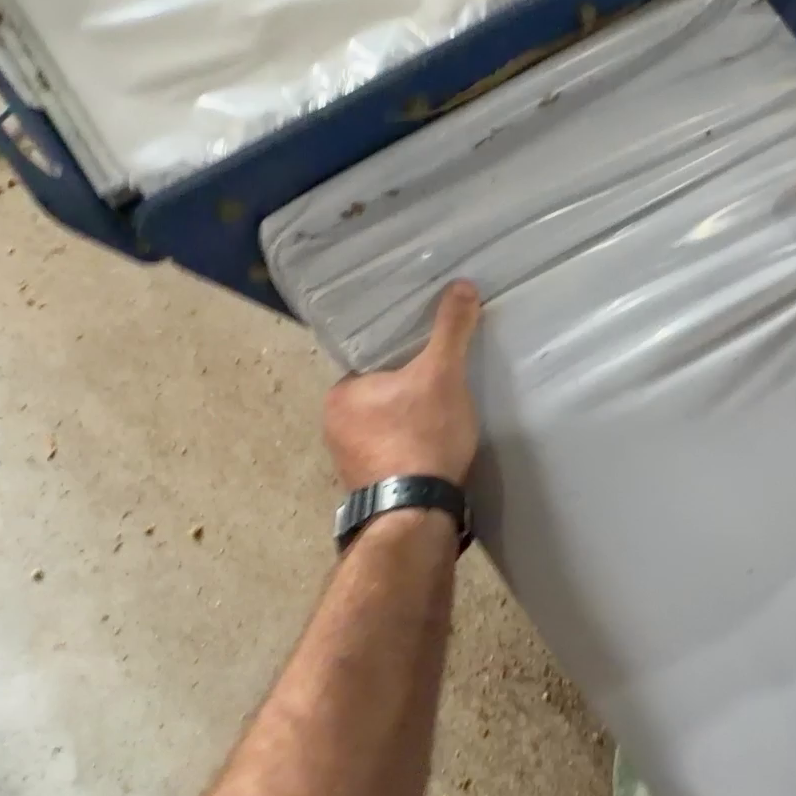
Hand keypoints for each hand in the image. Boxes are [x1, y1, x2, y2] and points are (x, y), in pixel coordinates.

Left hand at [324, 280, 481, 490]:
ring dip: (407, 424)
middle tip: (443, 389)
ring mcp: (348, 460)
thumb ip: (451, 331)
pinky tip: (432, 452)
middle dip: (406, 393)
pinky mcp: (368, 485)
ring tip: (442, 421)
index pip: (373, 363)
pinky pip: (390, 455)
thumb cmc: (422, 435)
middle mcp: (333, 425)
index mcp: (340, 393)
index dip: (404, 360)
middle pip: (379, 395)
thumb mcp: (443, 374)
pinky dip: (408, 451)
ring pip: (383, 427)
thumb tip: (462, 286)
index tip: (430, 360)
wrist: (417, 509)